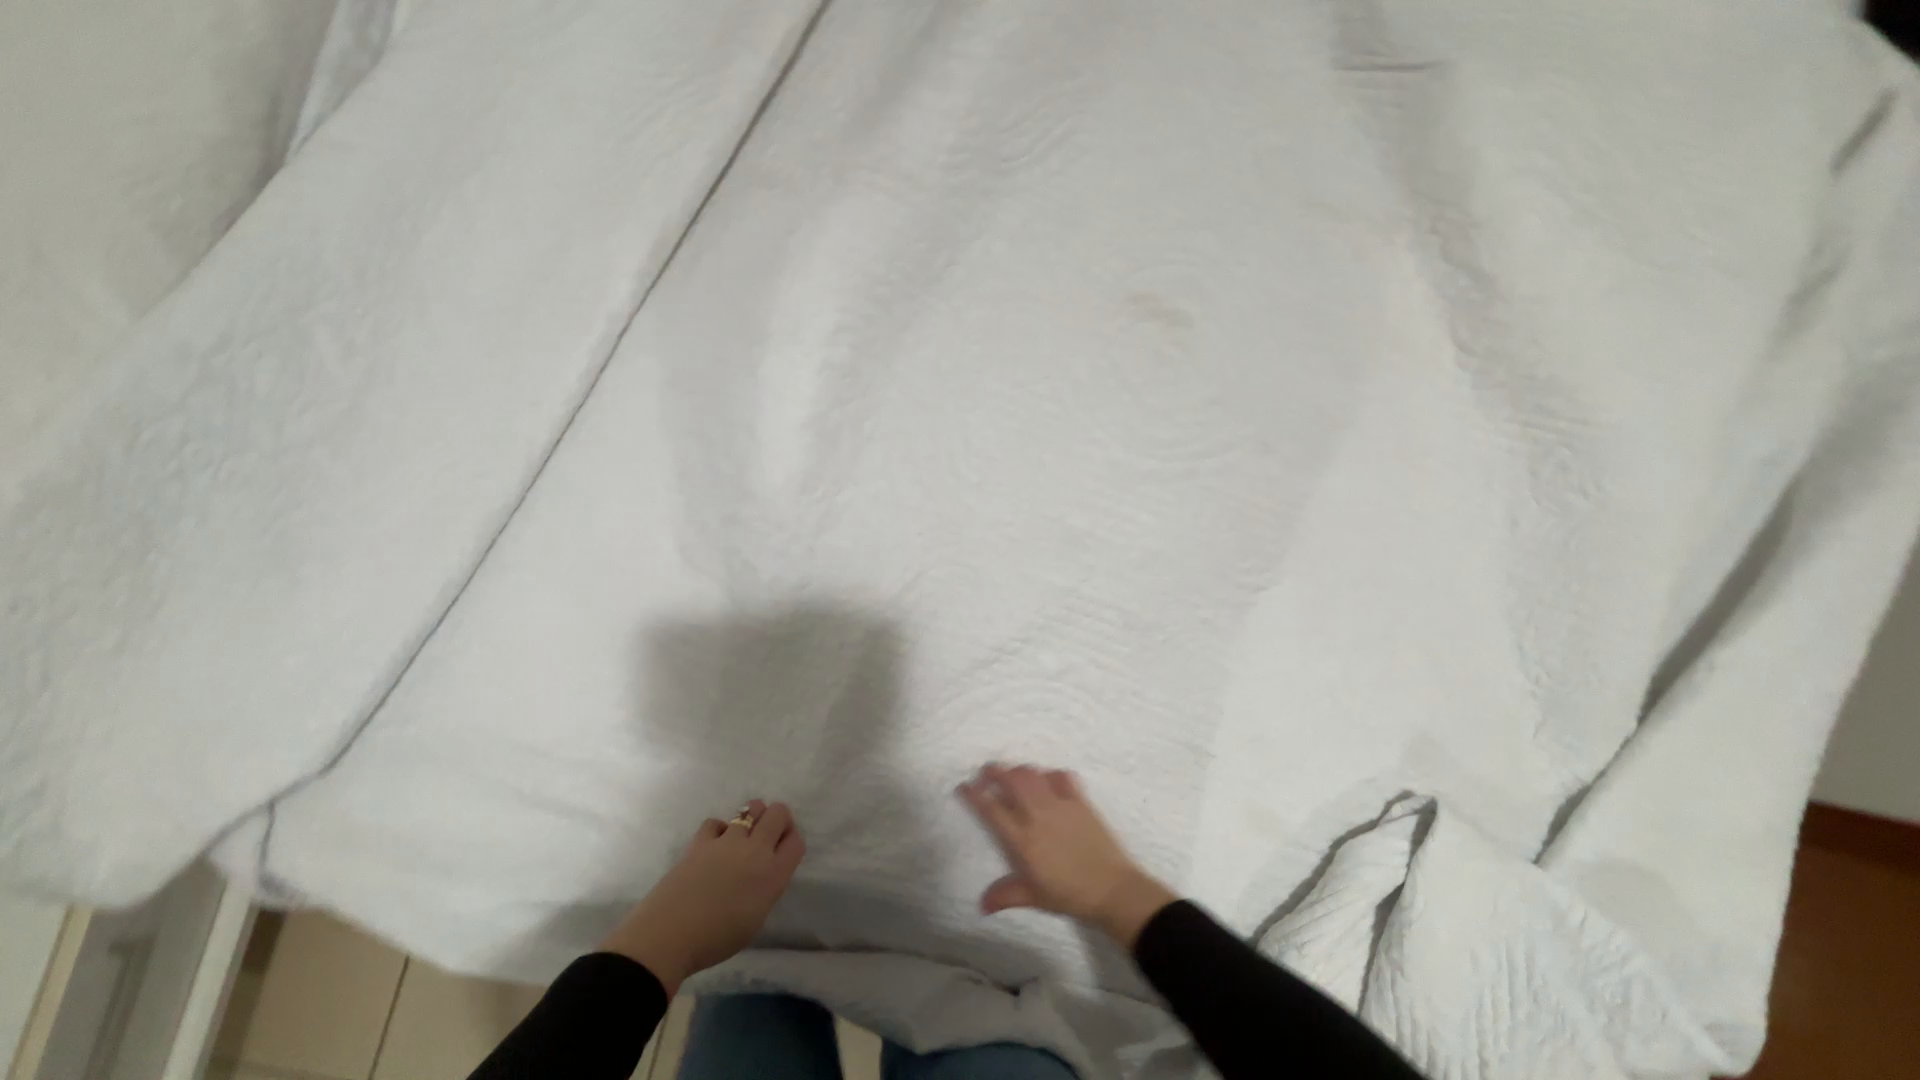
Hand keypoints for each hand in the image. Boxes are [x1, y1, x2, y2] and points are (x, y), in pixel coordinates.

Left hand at [599, 800, 805, 994]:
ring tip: (744, 835)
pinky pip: (717, 822)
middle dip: (778, 819)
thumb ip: (765, 891)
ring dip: (753, 817)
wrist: (670, 935)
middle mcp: (755, 850)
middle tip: (768, 837)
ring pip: (751, 809)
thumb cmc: (717, 939)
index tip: (782, 850)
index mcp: (773, 874)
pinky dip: (719, 830)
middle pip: (779, 813)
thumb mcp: (756, 920)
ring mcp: (727, 841)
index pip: (796, 842)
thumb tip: (761, 876)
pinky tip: (714, 845)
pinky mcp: (701, 841)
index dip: (791, 841)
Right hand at [959, 763, 1176, 947]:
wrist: (1112, 888)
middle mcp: (1038, 816)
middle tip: (987, 772)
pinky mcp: (1081, 802)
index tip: (964, 786)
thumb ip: (1005, 895)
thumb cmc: (1069, 894)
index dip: (975, 795)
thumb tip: (982, 905)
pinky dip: (1051, 774)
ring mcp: (1061, 805)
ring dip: (1020, 770)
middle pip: (1011, 781)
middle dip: (995, 772)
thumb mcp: (1034, 897)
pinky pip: (1063, 777)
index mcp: (1022, 840)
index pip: (992, 809)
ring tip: (1014, 775)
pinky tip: (1048, 781)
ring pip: (1034, 774)